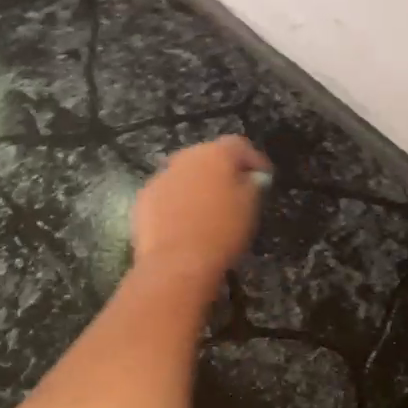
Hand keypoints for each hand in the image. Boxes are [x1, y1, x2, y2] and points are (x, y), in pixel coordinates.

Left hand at [131, 136, 272, 279]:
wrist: (176, 262)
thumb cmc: (221, 231)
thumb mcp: (250, 207)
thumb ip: (252, 184)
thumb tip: (251, 177)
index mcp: (215, 153)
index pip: (238, 145)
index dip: (254, 159)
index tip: (264, 176)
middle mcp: (185, 158)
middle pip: (208, 157)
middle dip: (222, 171)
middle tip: (235, 191)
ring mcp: (160, 177)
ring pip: (184, 175)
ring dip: (197, 186)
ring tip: (208, 209)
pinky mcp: (144, 199)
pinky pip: (167, 194)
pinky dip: (177, 202)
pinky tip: (183, 222)